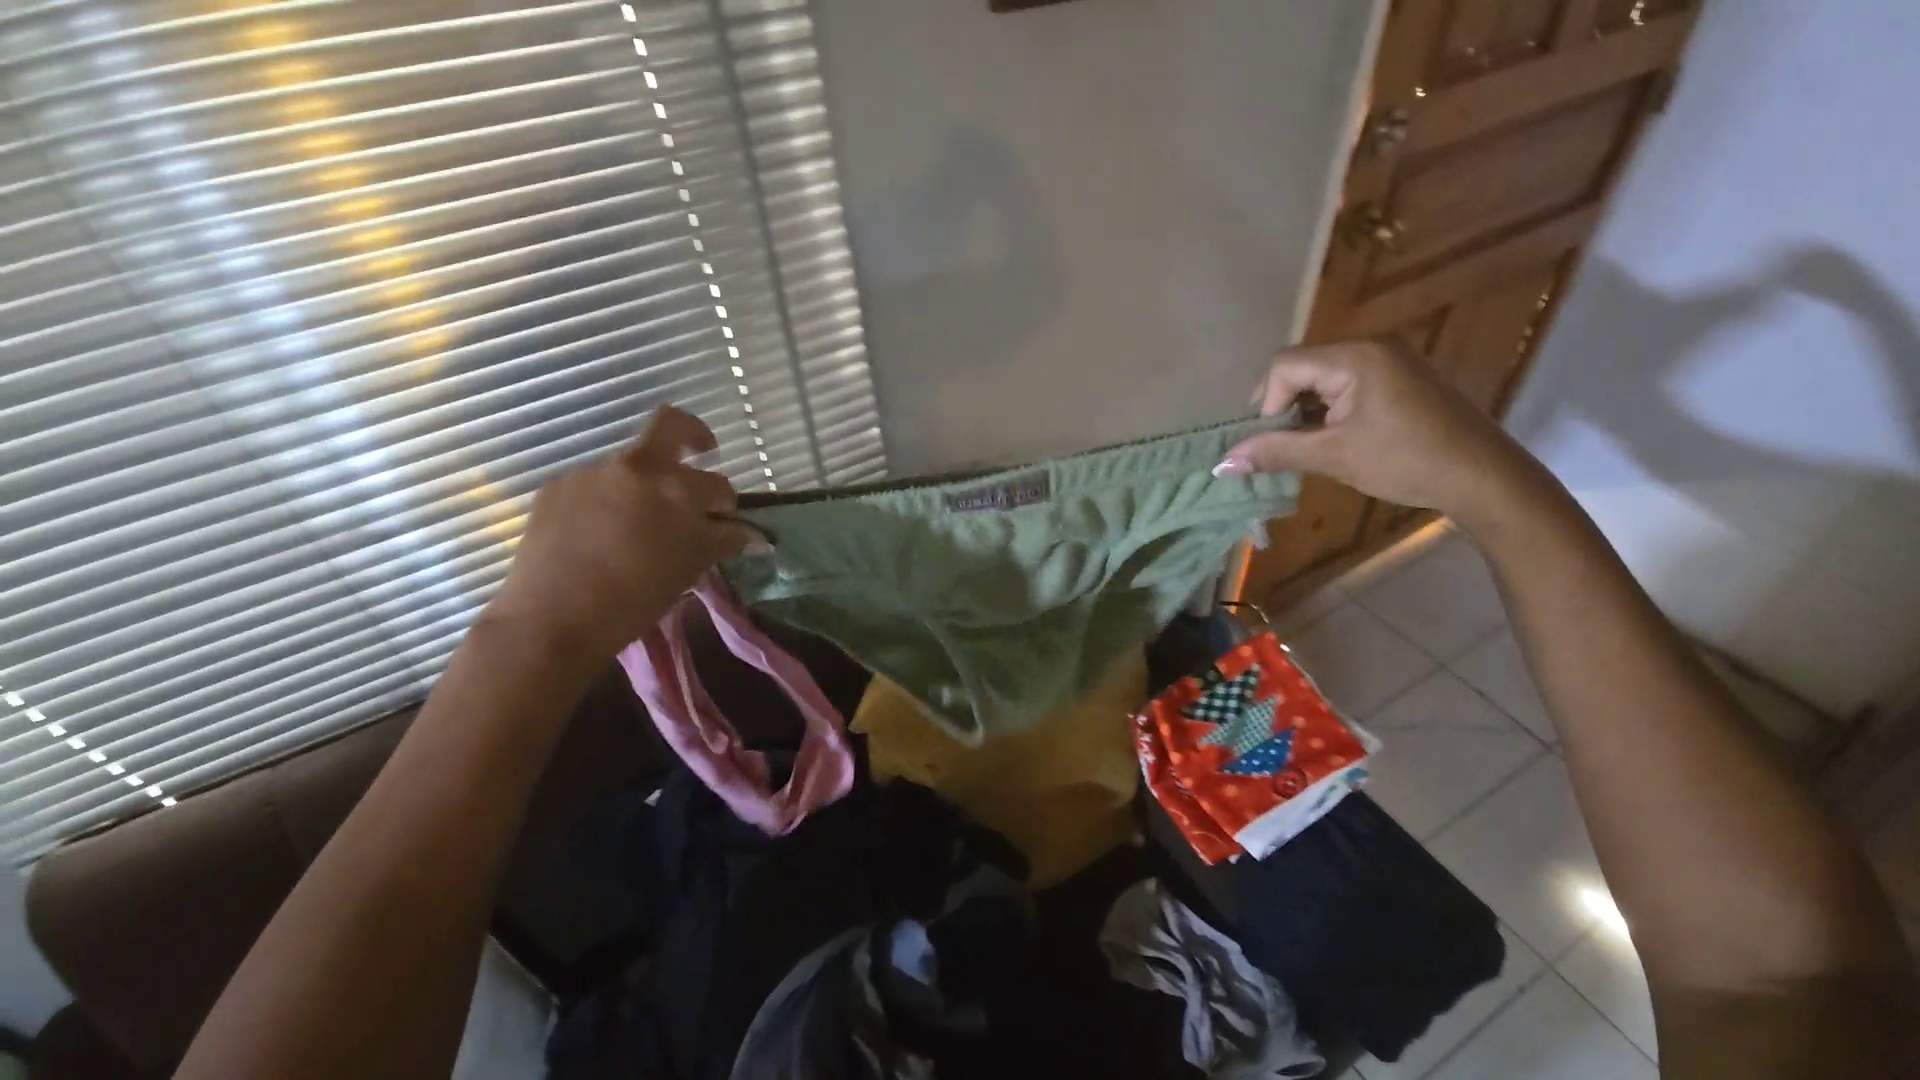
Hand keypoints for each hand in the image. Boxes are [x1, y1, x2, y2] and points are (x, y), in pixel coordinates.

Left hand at [484, 407, 762, 659]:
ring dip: (644, 485)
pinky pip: (594, 485)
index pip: (718, 486)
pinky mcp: (558, 486)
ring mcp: (593, 473)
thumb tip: (756, 537)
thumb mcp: (687, 569)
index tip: (726, 521)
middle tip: (702, 454)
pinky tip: (599, 536)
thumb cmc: (633, 601)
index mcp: (677, 489)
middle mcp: (636, 468)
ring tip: (638, 524)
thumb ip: (721, 542)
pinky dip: (606, 503)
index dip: (726, 505)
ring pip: (631, 466)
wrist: (551, 619)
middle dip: (694, 435)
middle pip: (672, 425)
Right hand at [1216, 340, 1537, 524]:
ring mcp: (1389, 362)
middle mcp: (1371, 348)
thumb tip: (1222, 464)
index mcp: (1355, 357)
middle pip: (1301, 367)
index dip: (1268, 403)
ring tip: (1309, 447)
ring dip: (1306, 411)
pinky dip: (1330, 411)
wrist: (1483, 478)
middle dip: (1283, 407)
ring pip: (1322, 378)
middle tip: (1284, 446)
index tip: (1276, 442)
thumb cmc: (1406, 462)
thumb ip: (1276, 452)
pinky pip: (1347, 385)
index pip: (1285, 366)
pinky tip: (1335, 440)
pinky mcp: (1400, 379)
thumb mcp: (1335, 457)